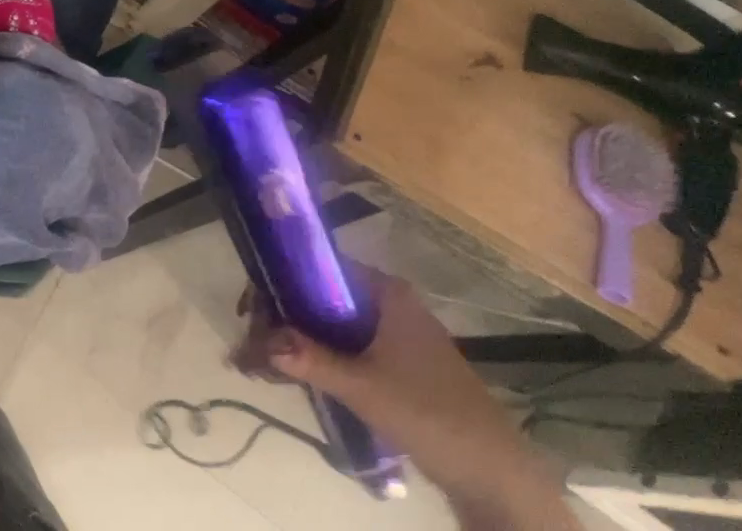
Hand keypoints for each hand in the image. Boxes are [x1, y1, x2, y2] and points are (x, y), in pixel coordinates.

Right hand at [231, 272, 557, 503]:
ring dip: (295, 341)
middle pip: (318, 296)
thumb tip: (248, 342)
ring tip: (260, 366)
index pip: (318, 268)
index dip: (278, 283)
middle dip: (281, 319)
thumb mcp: (360, 385)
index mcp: (386, 293)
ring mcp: (394, 334)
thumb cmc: (429, 413)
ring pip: (328, 324)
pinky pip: (343, 347)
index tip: (250, 311)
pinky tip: (291, 376)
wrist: (493, 473)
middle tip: (251, 347)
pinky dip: (316, 357)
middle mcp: (389, 304)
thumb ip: (306, 358)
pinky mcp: (396, 363)